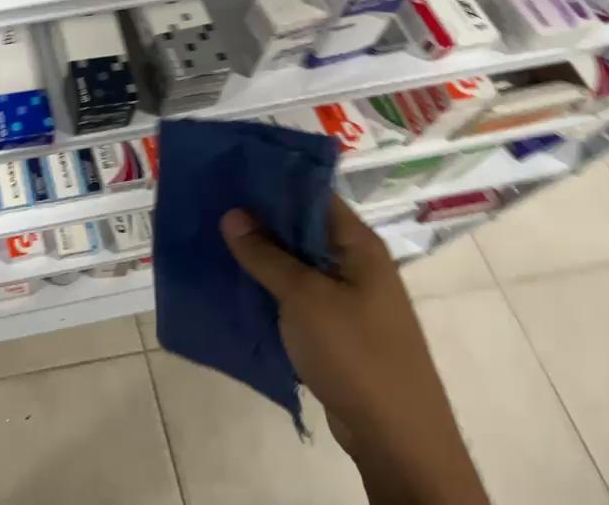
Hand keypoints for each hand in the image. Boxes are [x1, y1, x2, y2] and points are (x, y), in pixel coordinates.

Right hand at [221, 198, 487, 504]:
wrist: (396, 437)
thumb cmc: (355, 354)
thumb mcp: (304, 297)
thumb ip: (266, 255)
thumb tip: (233, 214)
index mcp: (359, 245)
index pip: (313, 194)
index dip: (274, 181)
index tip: (231, 171)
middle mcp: (356, 264)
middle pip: (303, 228)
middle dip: (260, 218)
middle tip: (212, 204)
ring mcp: (349, 298)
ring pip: (298, 263)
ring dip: (262, 255)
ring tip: (214, 239)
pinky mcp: (337, 329)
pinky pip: (298, 295)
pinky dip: (270, 288)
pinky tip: (235, 284)